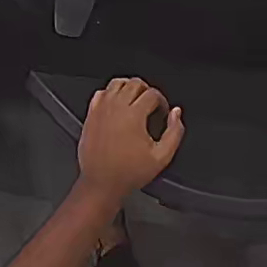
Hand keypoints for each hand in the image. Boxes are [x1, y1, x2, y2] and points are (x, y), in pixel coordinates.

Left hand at [77, 77, 183, 198]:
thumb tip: (176, 113)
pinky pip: (101, 93)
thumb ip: (175, 132)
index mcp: (134, 115)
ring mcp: (101, 110)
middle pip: (135, 83)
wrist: (102, 184)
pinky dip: (111, 94)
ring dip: (129, 88)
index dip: (162, 101)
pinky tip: (117, 105)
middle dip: (147, 90)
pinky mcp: (91, 116)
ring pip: (117, 83)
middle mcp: (116, 109)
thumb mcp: (162, 156)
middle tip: (152, 104)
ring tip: (136, 99)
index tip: (162, 112)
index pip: (152, 94)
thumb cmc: (129, 173)